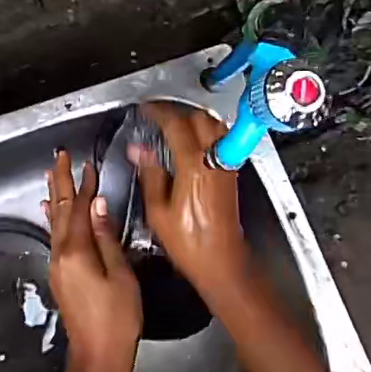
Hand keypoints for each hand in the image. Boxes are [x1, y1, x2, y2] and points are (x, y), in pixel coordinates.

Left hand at [44, 149, 140, 371]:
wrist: (97, 359)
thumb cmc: (117, 319)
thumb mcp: (121, 275)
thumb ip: (107, 237)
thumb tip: (97, 203)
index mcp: (76, 251)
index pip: (78, 208)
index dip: (84, 185)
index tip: (87, 163)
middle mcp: (60, 253)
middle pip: (58, 210)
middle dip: (59, 182)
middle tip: (58, 156)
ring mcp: (57, 265)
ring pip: (53, 221)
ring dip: (53, 196)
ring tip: (50, 175)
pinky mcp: (60, 275)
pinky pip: (54, 236)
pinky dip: (53, 218)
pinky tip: (49, 212)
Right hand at [132, 101, 252, 300]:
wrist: (221, 262)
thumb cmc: (191, 244)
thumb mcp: (158, 211)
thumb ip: (150, 174)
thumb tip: (139, 151)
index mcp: (193, 166)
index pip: (176, 124)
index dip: (159, 112)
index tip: (147, 109)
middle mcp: (213, 160)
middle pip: (199, 118)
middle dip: (177, 112)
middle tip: (158, 115)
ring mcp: (225, 166)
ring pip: (214, 125)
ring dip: (194, 118)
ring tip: (175, 123)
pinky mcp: (230, 174)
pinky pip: (221, 139)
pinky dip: (207, 131)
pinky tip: (194, 141)